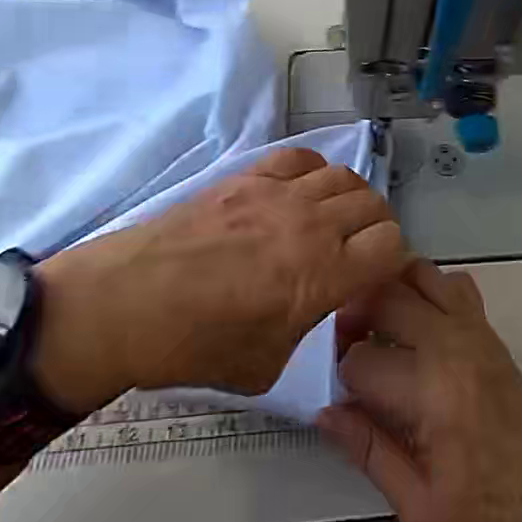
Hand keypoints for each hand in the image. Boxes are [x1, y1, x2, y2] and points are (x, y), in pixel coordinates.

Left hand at [31, 147, 408, 412]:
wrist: (129, 302)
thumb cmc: (196, 345)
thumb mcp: (266, 364)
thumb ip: (302, 328)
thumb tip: (306, 306)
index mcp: (324, 274)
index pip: (392, 246)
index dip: (390, 261)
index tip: (373, 276)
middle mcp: (309, 224)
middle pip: (371, 204)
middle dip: (375, 228)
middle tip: (356, 249)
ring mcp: (274, 194)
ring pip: (339, 174)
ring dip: (347, 197)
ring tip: (330, 218)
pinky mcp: (241, 177)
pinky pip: (294, 157)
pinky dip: (310, 169)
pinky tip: (297, 191)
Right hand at [317, 260, 521, 521]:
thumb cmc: (493, 504)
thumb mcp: (420, 505)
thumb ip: (367, 452)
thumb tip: (325, 412)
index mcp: (431, 393)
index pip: (357, 360)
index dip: (339, 377)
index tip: (345, 397)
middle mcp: (449, 346)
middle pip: (378, 298)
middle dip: (349, 319)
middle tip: (345, 349)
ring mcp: (470, 328)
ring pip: (411, 274)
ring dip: (381, 291)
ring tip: (372, 322)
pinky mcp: (483, 326)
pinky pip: (445, 280)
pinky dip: (419, 285)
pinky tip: (411, 315)